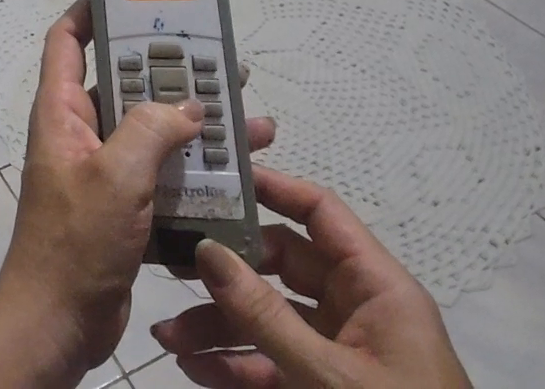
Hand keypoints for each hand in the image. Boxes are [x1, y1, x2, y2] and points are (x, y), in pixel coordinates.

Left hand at [0, 0, 275, 387]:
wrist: (59, 319)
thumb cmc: (76, 239)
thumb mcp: (115, 176)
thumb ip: (152, 131)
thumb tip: (187, 104)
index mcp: (61, 111)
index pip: (66, 41)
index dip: (90, 12)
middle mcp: (80, 131)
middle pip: (124, 84)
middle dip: (171, 72)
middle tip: (223, 62)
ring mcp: (102, 170)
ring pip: (152, 131)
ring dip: (197, 124)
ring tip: (253, 118)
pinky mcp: (124, 205)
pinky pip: (164, 173)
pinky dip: (198, 169)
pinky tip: (243, 173)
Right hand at [149, 168, 471, 388]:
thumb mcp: (328, 375)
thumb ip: (264, 314)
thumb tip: (205, 249)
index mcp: (376, 288)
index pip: (319, 212)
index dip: (271, 187)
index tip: (213, 176)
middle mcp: (356, 310)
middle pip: (278, 266)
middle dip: (222, 274)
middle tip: (172, 269)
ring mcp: (339, 353)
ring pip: (266, 319)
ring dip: (216, 327)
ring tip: (168, 337)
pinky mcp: (322, 388)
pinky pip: (270, 364)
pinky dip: (232, 365)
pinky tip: (193, 368)